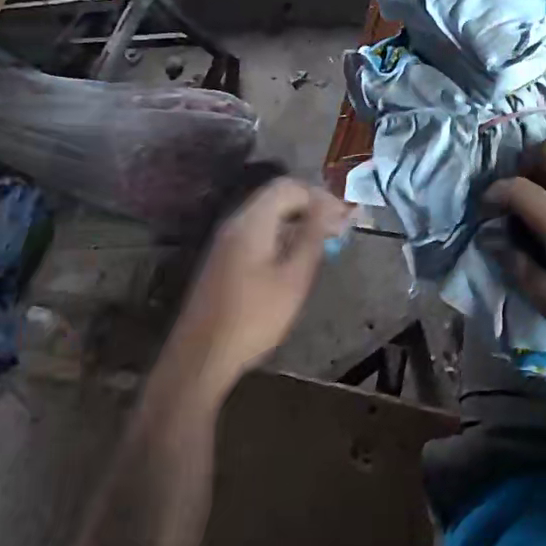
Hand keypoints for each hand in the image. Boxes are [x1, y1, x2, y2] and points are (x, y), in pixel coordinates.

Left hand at [172, 178, 348, 386]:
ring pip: (269, 215)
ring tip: (325, 241)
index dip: (321, 195)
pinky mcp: (224, 260)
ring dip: (298, 221)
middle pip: (278, 197)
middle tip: (339, 227)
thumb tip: (330, 206)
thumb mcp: (294, 277)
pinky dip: (283, 235)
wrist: (200, 358)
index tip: (344, 215)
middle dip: (311, 206)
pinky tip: (297, 257)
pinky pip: (259, 232)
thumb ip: (313, 236)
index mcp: (252, 222)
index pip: (289, 187)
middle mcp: (236, 223)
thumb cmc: (254, 317)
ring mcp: (226, 242)